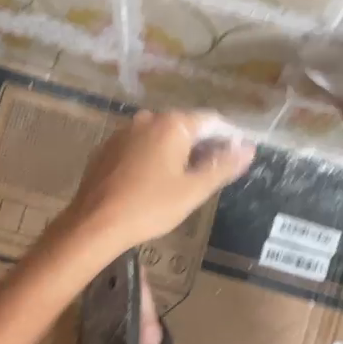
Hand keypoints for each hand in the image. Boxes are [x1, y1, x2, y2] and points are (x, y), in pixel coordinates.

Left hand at [57, 109, 254, 253]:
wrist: (94, 223)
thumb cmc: (149, 207)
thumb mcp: (193, 190)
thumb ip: (223, 167)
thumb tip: (248, 149)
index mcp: (172, 124)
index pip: (211, 121)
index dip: (228, 138)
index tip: (236, 158)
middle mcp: (147, 119)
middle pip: (185, 127)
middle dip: (202, 146)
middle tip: (211, 174)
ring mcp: (123, 133)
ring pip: (160, 137)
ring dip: (176, 153)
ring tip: (184, 181)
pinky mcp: (106, 149)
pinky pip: (139, 148)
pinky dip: (152, 159)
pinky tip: (153, 182)